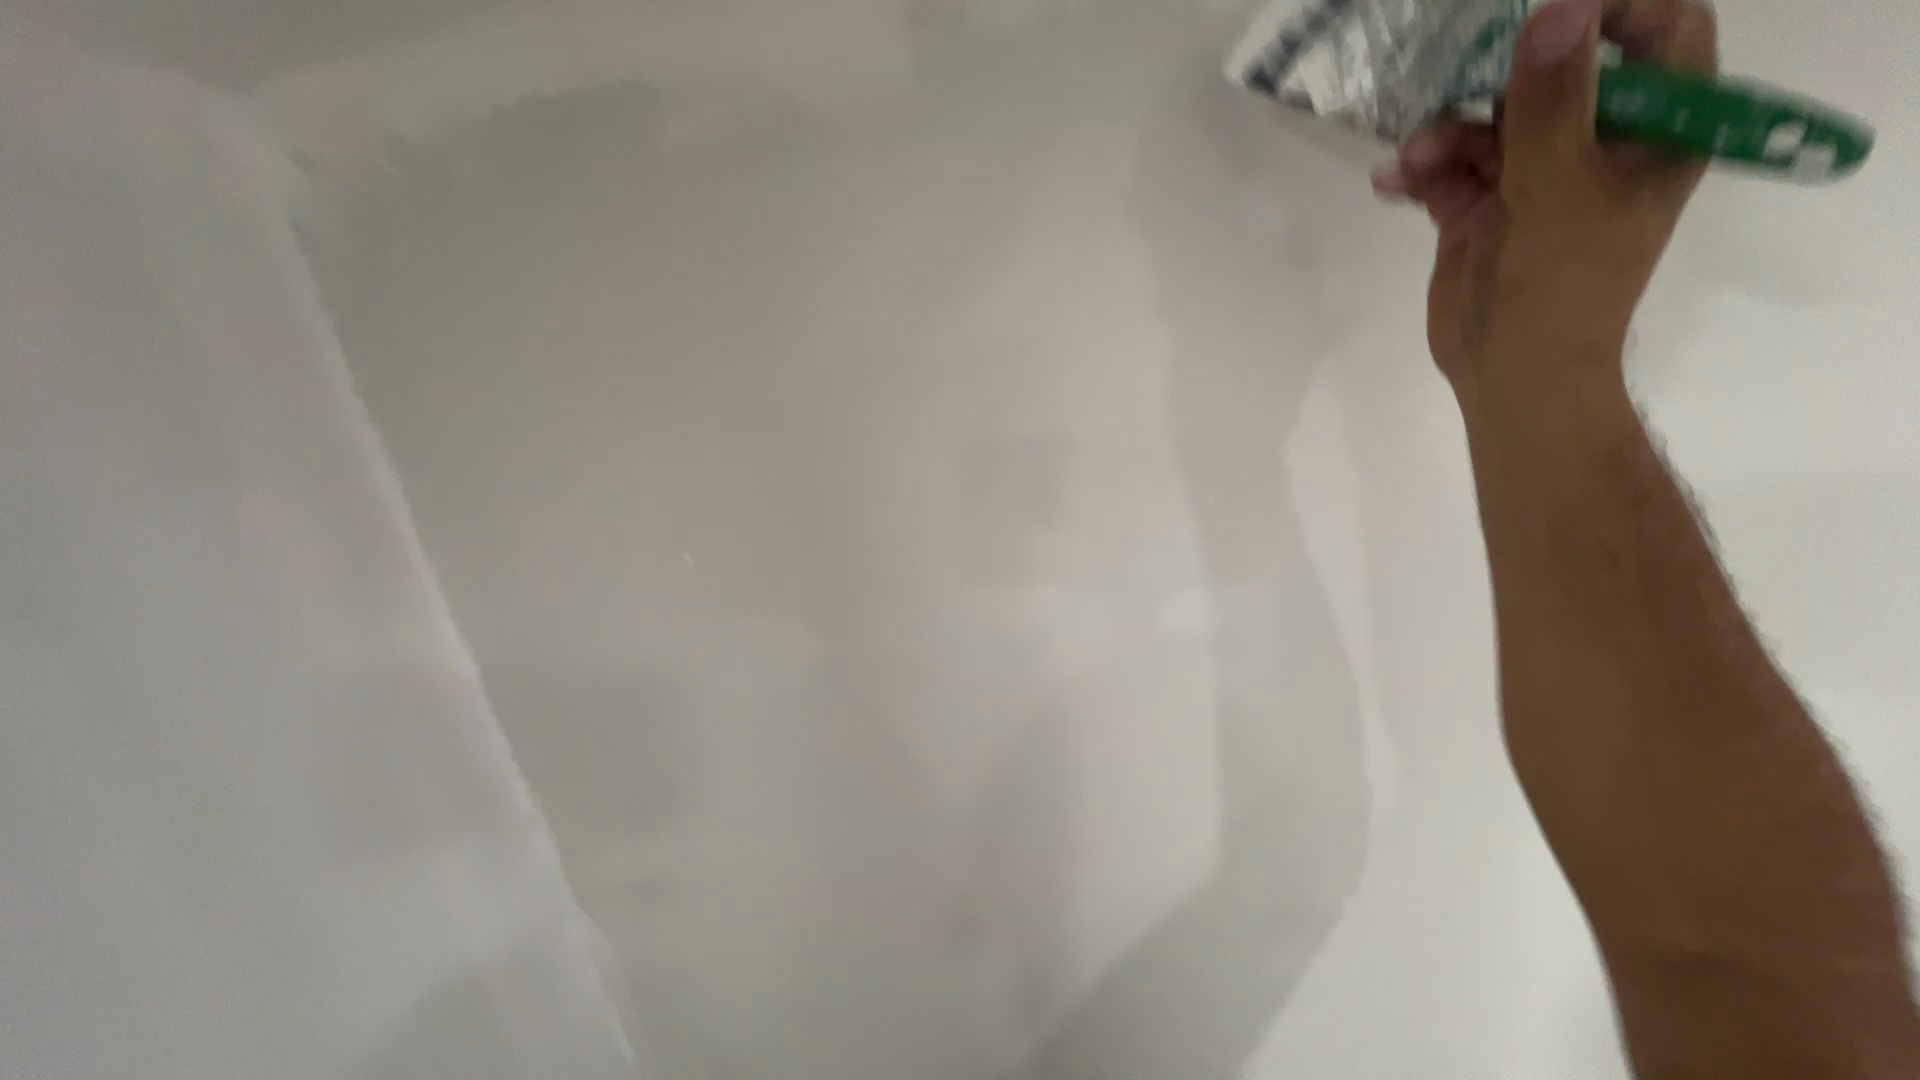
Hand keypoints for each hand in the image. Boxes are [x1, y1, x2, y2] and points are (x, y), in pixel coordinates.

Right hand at [1373, 0, 1718, 391]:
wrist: (1511, 372)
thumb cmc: (1560, 283)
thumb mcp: (1558, 184)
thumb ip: (1551, 99)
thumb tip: (1559, 6)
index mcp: (1655, 132)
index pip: (1661, 33)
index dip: (1613, 7)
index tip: (1543, 13)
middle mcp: (1598, 146)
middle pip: (1556, 75)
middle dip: (1497, 78)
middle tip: (1453, 79)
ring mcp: (1535, 181)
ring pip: (1490, 126)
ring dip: (1444, 135)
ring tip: (1412, 159)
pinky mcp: (1482, 213)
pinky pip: (1449, 172)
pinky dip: (1419, 173)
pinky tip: (1391, 182)